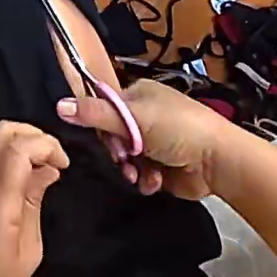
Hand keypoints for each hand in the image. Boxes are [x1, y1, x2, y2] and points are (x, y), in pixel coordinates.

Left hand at [0, 121, 68, 276]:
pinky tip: (24, 180)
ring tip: (42, 169)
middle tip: (53, 156)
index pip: (19, 147)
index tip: (63, 164)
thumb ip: (35, 202)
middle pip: (2, 131)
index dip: (47, 145)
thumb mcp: (28, 252)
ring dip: (22, 145)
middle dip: (34, 134)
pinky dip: (9, 157)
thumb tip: (48, 170)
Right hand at [58, 80, 238, 198]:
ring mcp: (156, 141)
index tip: (107, 139)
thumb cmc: (178, 129)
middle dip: (118, 152)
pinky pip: (141, 174)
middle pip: (114, 136)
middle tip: (126, 158)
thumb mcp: (134, 117)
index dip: (103, 126)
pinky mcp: (163, 165)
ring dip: (131, 169)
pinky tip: (155, 181)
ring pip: (126, 158)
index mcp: (140, 95)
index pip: (106, 108)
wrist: (218, 161)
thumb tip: (59, 105)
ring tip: (141, 174)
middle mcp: (147, 116)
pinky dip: (146, 179)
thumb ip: (96, 113)